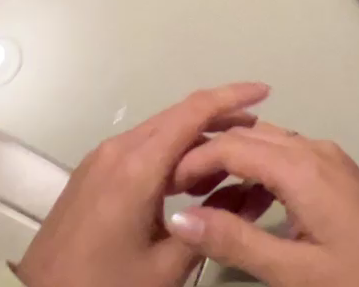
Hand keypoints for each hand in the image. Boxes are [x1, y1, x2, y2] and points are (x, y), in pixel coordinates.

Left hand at [14, 83, 270, 286]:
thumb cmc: (104, 285)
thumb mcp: (166, 267)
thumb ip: (210, 224)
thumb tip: (249, 193)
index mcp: (138, 165)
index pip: (193, 113)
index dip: (232, 97)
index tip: (264, 91)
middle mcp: (120, 148)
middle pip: (178, 116)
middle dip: (220, 116)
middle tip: (258, 130)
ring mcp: (103, 157)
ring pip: (160, 130)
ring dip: (197, 135)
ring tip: (233, 154)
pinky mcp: (94, 171)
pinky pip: (143, 146)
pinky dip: (173, 149)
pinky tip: (192, 172)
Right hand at [165, 125, 358, 286]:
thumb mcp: (293, 272)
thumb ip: (234, 241)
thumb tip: (180, 219)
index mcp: (301, 167)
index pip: (233, 145)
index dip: (194, 160)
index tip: (166, 185)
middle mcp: (313, 148)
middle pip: (249, 134)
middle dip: (210, 155)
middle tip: (178, 189)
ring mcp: (328, 156)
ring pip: (268, 141)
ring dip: (235, 161)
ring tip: (207, 198)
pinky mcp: (337, 170)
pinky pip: (288, 154)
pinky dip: (260, 169)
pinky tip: (248, 202)